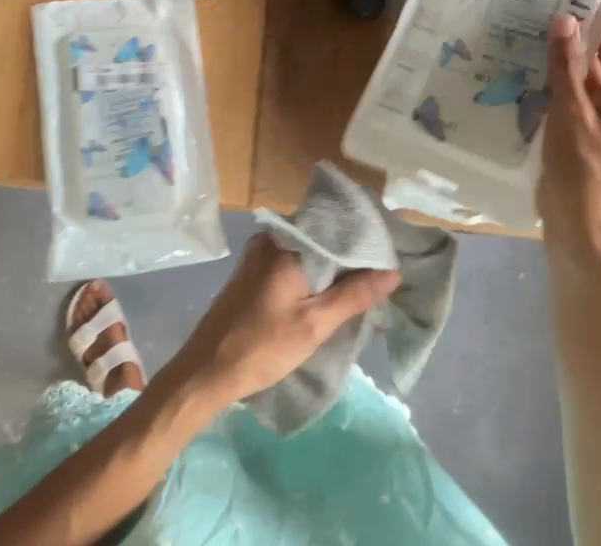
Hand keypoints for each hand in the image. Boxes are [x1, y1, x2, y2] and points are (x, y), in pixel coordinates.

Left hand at [162, 234, 398, 405]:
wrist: (206, 370)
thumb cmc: (261, 347)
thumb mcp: (314, 325)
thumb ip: (354, 295)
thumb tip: (392, 271)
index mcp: (285, 244)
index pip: (337, 230)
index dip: (367, 246)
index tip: (394, 261)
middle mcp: (270, 239)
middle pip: (323, 241)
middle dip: (352, 261)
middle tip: (385, 280)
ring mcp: (258, 255)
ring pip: (309, 255)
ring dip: (333, 272)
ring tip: (366, 290)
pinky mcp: (253, 272)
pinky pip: (293, 265)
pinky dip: (314, 278)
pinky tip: (333, 297)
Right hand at [538, 11, 600, 272]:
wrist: (580, 223)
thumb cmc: (583, 167)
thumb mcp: (572, 110)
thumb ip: (566, 64)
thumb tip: (564, 19)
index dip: (593, 11)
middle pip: (598, 53)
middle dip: (568, 32)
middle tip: (531, 2)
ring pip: (579, 73)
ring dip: (554, 57)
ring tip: (519, 27)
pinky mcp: (582, 127)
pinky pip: (567, 93)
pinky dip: (549, 80)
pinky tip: (519, 65)